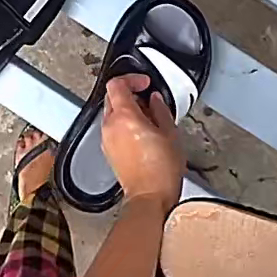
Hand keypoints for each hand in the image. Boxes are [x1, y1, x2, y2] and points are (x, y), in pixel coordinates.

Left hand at [99, 74, 184, 212]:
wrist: (149, 198)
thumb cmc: (160, 171)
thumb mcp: (170, 133)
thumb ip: (160, 109)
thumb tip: (155, 100)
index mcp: (124, 117)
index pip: (117, 84)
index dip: (132, 78)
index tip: (144, 83)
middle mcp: (110, 126)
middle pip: (112, 96)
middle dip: (130, 93)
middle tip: (148, 99)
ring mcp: (106, 139)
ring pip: (111, 112)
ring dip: (127, 108)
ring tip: (148, 117)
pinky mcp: (108, 150)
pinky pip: (112, 127)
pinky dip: (124, 123)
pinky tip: (141, 132)